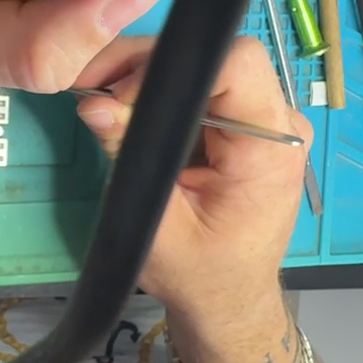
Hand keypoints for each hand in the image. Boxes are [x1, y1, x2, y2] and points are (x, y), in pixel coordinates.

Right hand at [75, 37, 312, 356]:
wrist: (226, 302)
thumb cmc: (199, 276)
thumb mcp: (156, 224)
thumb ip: (128, 156)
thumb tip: (91, 104)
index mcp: (269, 147)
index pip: (234, 64)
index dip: (169, 69)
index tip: (120, 97)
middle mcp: (275, 123)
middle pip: (209, 60)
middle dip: (142, 67)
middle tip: (87, 87)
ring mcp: (257, 120)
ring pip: (196, 70)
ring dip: (140, 78)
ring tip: (94, 98)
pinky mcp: (235, 125)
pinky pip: (194, 91)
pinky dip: (151, 94)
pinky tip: (114, 107)